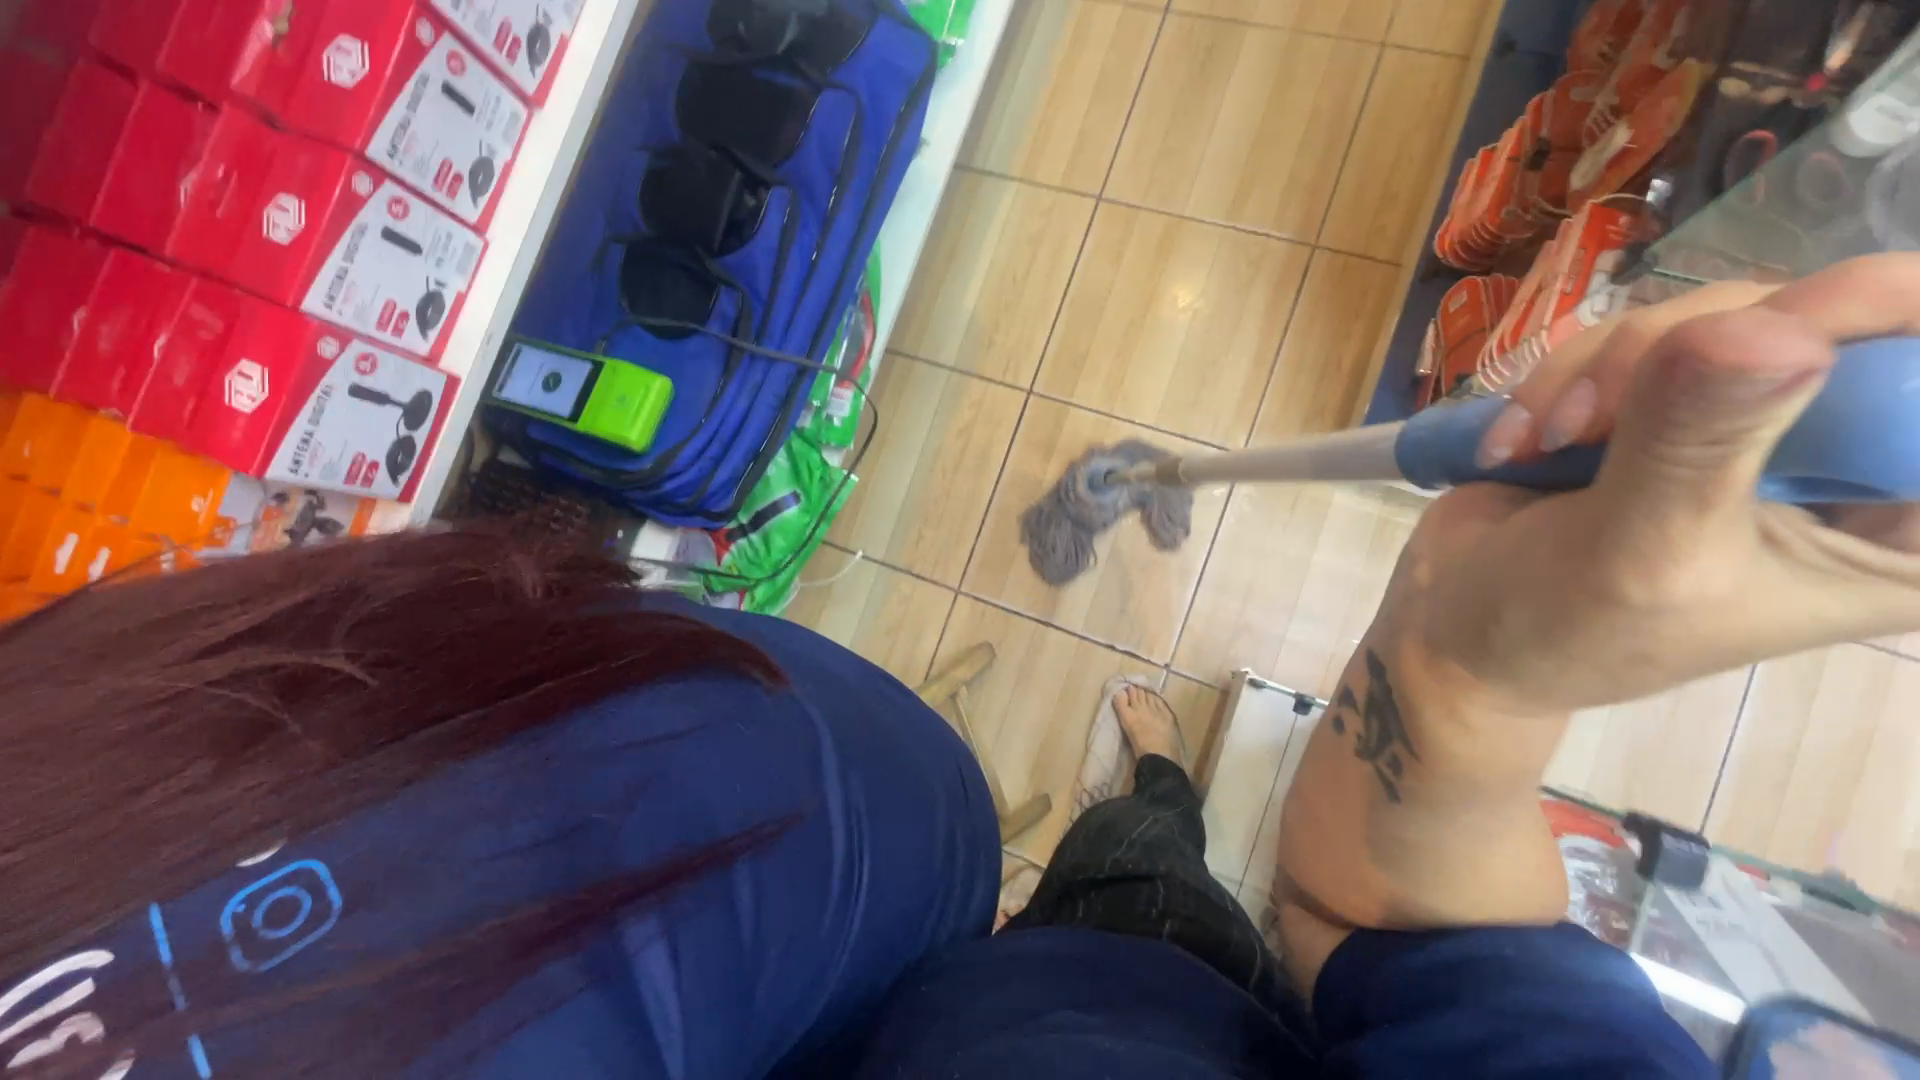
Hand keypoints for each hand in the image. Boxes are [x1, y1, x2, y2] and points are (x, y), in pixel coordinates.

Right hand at [1417, 253, 1919, 715]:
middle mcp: (1843, 455)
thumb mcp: (1640, 557)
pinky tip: (1523, 438)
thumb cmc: (1564, 629)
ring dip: (1599, 371)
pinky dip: (1563, 376)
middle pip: (1829, 315)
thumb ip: (1695, 447)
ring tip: (1542, 444)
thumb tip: (1754, 324)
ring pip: (1716, 314)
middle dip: (1684, 353)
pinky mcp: (1664, 403)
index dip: (1858, 328)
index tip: (1737, 346)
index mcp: (1902, 518)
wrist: (1455, 624)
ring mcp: (1748, 420)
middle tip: (1586, 422)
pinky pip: (1640, 333)